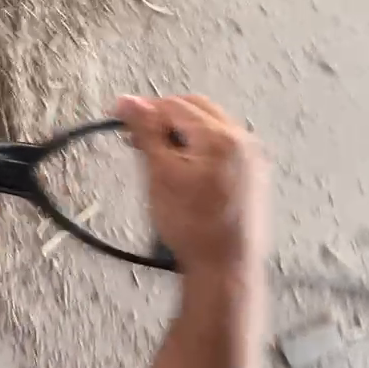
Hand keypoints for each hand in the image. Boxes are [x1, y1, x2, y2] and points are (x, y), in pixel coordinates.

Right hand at [114, 95, 268, 278]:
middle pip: (195, 109)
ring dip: (177, 130)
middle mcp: (242, 142)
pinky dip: (194, 145)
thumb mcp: (159, 172)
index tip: (118, 116)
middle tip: (135, 133)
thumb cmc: (191, 225)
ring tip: (152, 151)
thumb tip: (129, 101)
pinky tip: (176, 164)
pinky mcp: (250, 174)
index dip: (142, 108)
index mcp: (221, 138)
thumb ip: (146, 131)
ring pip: (207, 126)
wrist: (223, 266)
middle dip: (162, 116)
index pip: (174, 105)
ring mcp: (250, 158)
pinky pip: (218, 145)